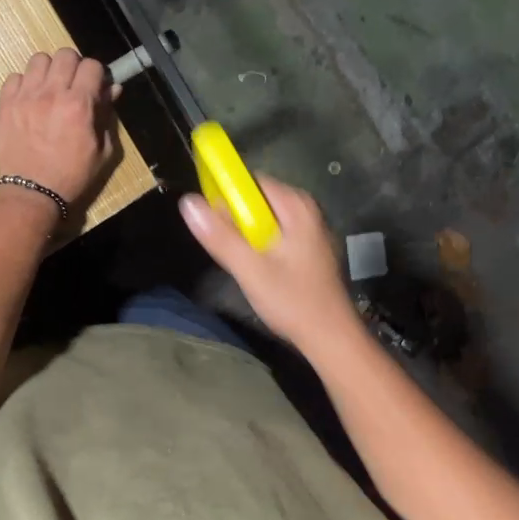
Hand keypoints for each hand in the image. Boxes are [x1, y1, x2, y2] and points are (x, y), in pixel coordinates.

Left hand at [0, 49, 119, 207]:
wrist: (32, 193)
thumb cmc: (72, 175)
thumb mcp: (102, 150)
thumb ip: (106, 115)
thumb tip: (112, 89)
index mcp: (78, 104)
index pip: (92, 65)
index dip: (96, 74)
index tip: (93, 86)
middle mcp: (51, 93)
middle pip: (65, 55)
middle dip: (73, 66)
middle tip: (71, 85)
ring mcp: (25, 97)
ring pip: (38, 60)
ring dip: (48, 70)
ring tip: (48, 88)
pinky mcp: (4, 105)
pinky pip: (13, 77)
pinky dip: (23, 84)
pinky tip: (28, 100)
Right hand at [180, 176, 355, 346]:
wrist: (330, 338)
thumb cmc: (293, 301)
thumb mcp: (250, 269)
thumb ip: (220, 235)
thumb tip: (187, 202)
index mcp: (296, 206)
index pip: (250, 181)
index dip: (225, 195)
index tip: (211, 220)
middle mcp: (306, 210)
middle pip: (256, 199)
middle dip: (234, 218)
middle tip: (226, 247)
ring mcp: (309, 229)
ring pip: (262, 218)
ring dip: (244, 234)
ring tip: (241, 261)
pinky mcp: (306, 247)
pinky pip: (272, 232)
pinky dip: (258, 243)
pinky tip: (256, 268)